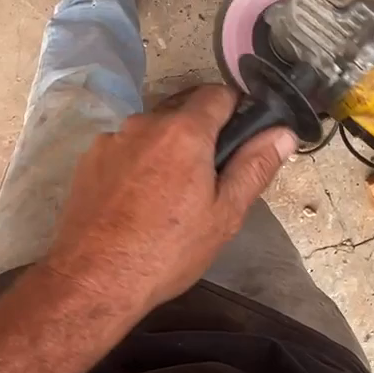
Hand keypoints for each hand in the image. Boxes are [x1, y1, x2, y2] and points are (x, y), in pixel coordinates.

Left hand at [40, 85, 297, 316]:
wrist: (93, 278)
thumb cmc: (167, 250)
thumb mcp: (224, 215)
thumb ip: (255, 167)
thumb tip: (283, 133)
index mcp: (184, 131)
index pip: (218, 93)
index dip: (236, 110)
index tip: (241, 138)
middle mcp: (145, 123)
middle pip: (183, 110)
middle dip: (201, 133)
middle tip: (209, 177)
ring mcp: (112, 139)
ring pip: (152, 131)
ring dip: (167, 149)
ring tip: (170, 196)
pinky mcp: (89, 158)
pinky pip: (125, 148)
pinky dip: (138, 163)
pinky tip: (138, 201)